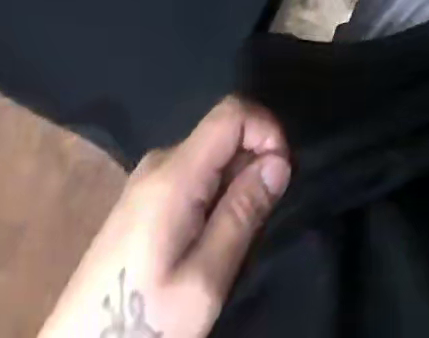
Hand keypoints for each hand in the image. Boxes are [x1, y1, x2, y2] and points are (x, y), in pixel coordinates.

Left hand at [39, 97, 290, 337]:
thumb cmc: (144, 319)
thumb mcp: (203, 280)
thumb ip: (241, 215)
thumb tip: (279, 161)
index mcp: (173, 173)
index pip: (231, 112)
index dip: (267, 130)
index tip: (284, 176)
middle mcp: (159, 160)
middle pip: (222, 132)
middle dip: (256, 160)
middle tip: (265, 218)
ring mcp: (148, 177)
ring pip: (211, 154)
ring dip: (238, 180)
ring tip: (239, 236)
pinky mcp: (144, 195)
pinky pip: (194, 172)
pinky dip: (217, 191)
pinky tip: (213, 237)